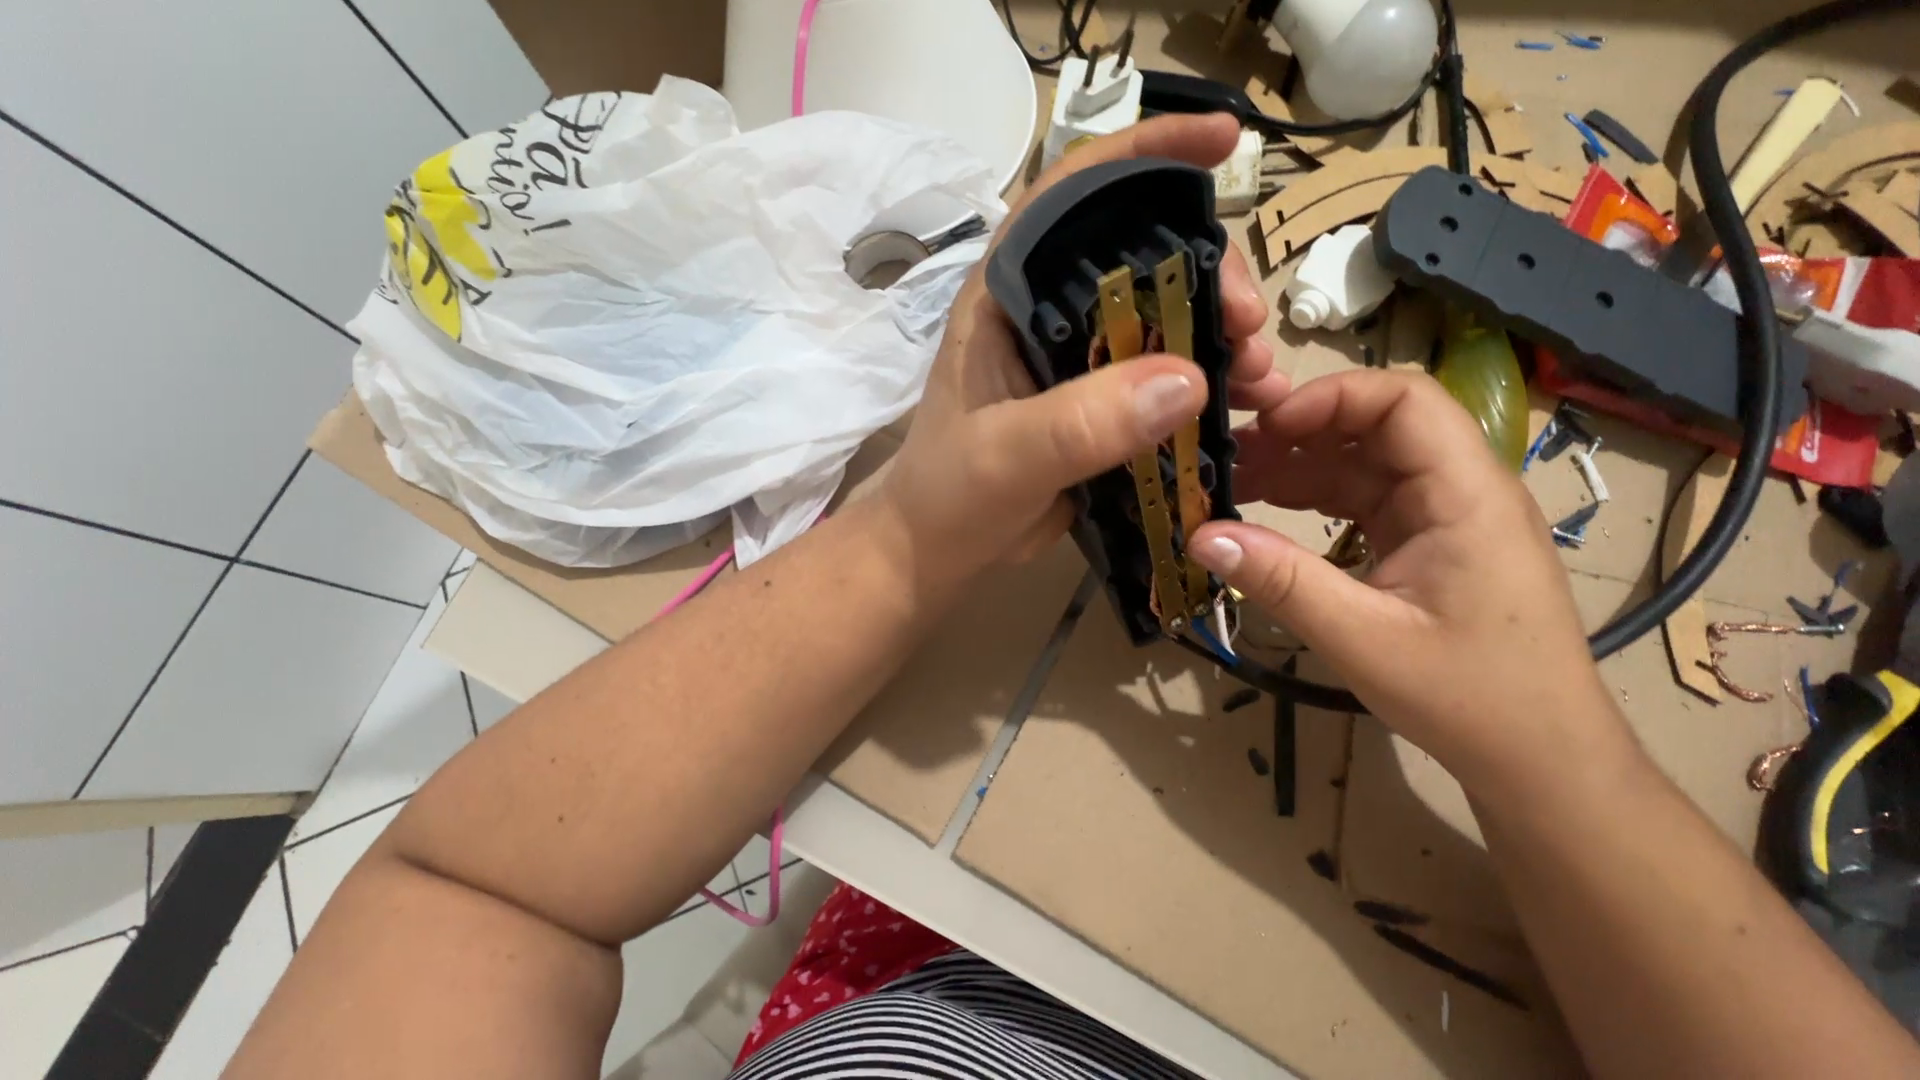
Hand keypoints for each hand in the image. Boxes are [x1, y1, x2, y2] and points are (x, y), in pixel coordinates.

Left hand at [878, 113, 1285, 583]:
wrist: (939, 549)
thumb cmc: (950, 493)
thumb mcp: (1005, 457)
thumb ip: (1080, 422)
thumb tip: (1188, 377)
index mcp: (1009, 294)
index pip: (1074, 195)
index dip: (1145, 154)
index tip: (1225, 142)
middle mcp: (1047, 310)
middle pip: (1140, 253)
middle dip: (1207, 274)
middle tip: (1249, 325)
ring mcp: (1077, 355)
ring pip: (1164, 314)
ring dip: (1219, 333)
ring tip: (1260, 376)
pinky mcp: (1099, 401)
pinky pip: (1167, 374)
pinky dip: (1210, 383)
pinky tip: (1248, 404)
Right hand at [1187, 371, 1632, 793]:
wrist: (1540, 755)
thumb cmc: (1468, 695)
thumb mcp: (1362, 639)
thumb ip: (1281, 581)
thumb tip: (1200, 536)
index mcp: (1466, 493)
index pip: (1404, 400)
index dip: (1330, 398)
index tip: (1264, 427)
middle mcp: (1461, 489)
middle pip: (1377, 426)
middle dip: (1300, 433)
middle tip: (1229, 459)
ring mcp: (1446, 516)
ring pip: (1366, 464)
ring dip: (1300, 468)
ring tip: (1233, 487)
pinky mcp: (1431, 542)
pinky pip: (1368, 500)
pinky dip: (1317, 501)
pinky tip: (1270, 516)